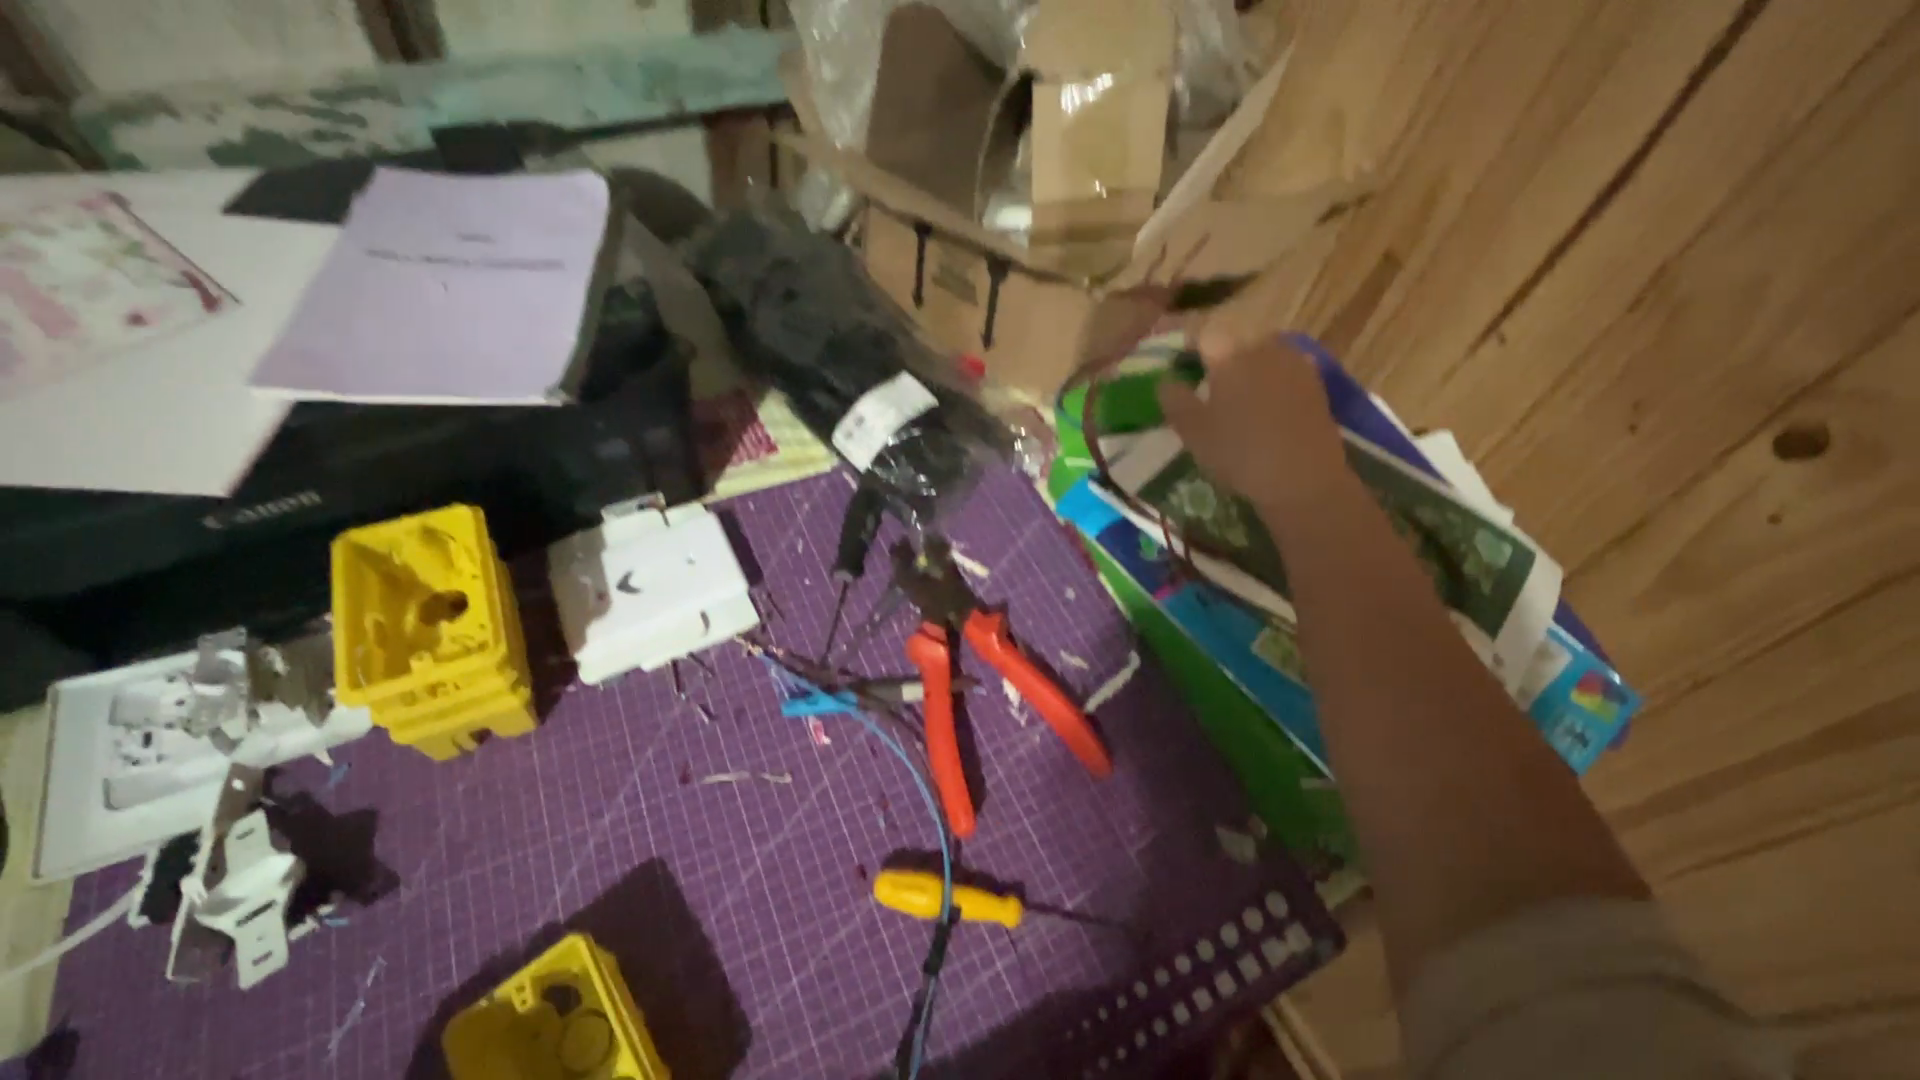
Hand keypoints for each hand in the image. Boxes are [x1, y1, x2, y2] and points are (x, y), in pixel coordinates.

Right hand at [1155, 328, 1348, 511]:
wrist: (1304, 480)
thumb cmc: (1240, 454)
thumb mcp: (1193, 432)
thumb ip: (1174, 399)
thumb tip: (1165, 380)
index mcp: (1230, 353)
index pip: (1201, 334)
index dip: (1185, 346)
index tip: (1176, 365)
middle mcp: (1264, 347)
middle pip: (1234, 341)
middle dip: (1217, 357)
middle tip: (1204, 384)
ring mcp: (1294, 363)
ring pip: (1261, 354)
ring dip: (1246, 367)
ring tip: (1235, 396)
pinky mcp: (1315, 383)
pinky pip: (1283, 370)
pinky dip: (1270, 380)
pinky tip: (1264, 406)